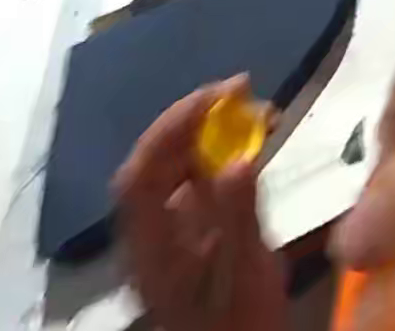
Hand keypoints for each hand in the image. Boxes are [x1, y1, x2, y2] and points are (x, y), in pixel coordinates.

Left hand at [114, 75, 283, 330]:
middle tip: (241, 87)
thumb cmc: (240, 322)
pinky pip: (198, 168)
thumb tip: (240, 158)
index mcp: (150, 248)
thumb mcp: (246, 274)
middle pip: (156, 158)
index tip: (215, 98)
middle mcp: (150, 230)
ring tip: (254, 104)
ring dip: (210, 124)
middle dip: (195, 115)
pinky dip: (222, 142)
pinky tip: (253, 132)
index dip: (170, 129)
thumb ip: (239, 217)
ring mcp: (170, 224)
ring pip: (177, 159)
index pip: (141, 175)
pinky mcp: (191, 220)